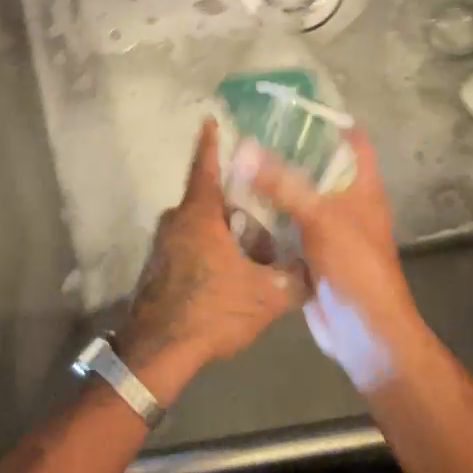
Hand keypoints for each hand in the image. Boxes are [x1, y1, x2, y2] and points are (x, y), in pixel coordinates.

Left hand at [117, 120, 303, 398]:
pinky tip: (233, 279)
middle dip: (240, 209)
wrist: (157, 353)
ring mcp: (164, 245)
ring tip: (257, 260)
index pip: (206, 166)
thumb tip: (314, 270)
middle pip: (212, 201)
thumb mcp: (265, 298)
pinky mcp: (159, 268)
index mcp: (199, 214)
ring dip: (227, 237)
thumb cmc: (210, 311)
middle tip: (268, 222)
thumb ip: (294, 280)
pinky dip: (212, 254)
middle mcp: (176, 220)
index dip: (211, 142)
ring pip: (203, 227)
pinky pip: (191, 247)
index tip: (211, 119)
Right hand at [245, 128, 422, 390]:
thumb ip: (283, 182)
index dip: (330, 120)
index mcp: (362, 187)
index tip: (293, 106)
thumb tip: (244, 147)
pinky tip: (235, 207)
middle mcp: (346, 204)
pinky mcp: (309, 256)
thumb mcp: (320, 217)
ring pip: (296, 199)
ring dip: (271, 186)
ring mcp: (327, 231)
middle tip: (247, 132)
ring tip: (233, 163)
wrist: (364, 334)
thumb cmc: (355, 266)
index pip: (352, 141)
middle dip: (286, 152)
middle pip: (317, 168)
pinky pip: (284, 229)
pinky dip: (264, 219)